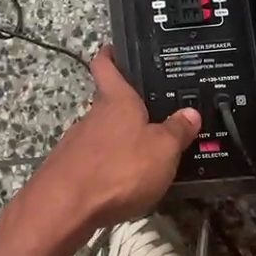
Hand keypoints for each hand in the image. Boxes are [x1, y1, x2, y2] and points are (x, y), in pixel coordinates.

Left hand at [29, 47, 200, 230]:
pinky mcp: (69, 169)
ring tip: (145, 154)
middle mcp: (93, 115)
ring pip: (102, 133)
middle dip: (127, 108)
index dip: (110, 54)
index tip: (115, 49)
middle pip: (108, 102)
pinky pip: (94, 159)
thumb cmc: (119, 168)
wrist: (65, 206)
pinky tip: (123, 182)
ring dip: (119, 140)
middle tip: (154, 114)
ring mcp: (77, 142)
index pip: (106, 65)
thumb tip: (191, 112)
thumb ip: (177, 131)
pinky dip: (109, 165)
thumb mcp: (162, 150)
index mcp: (116, 101)